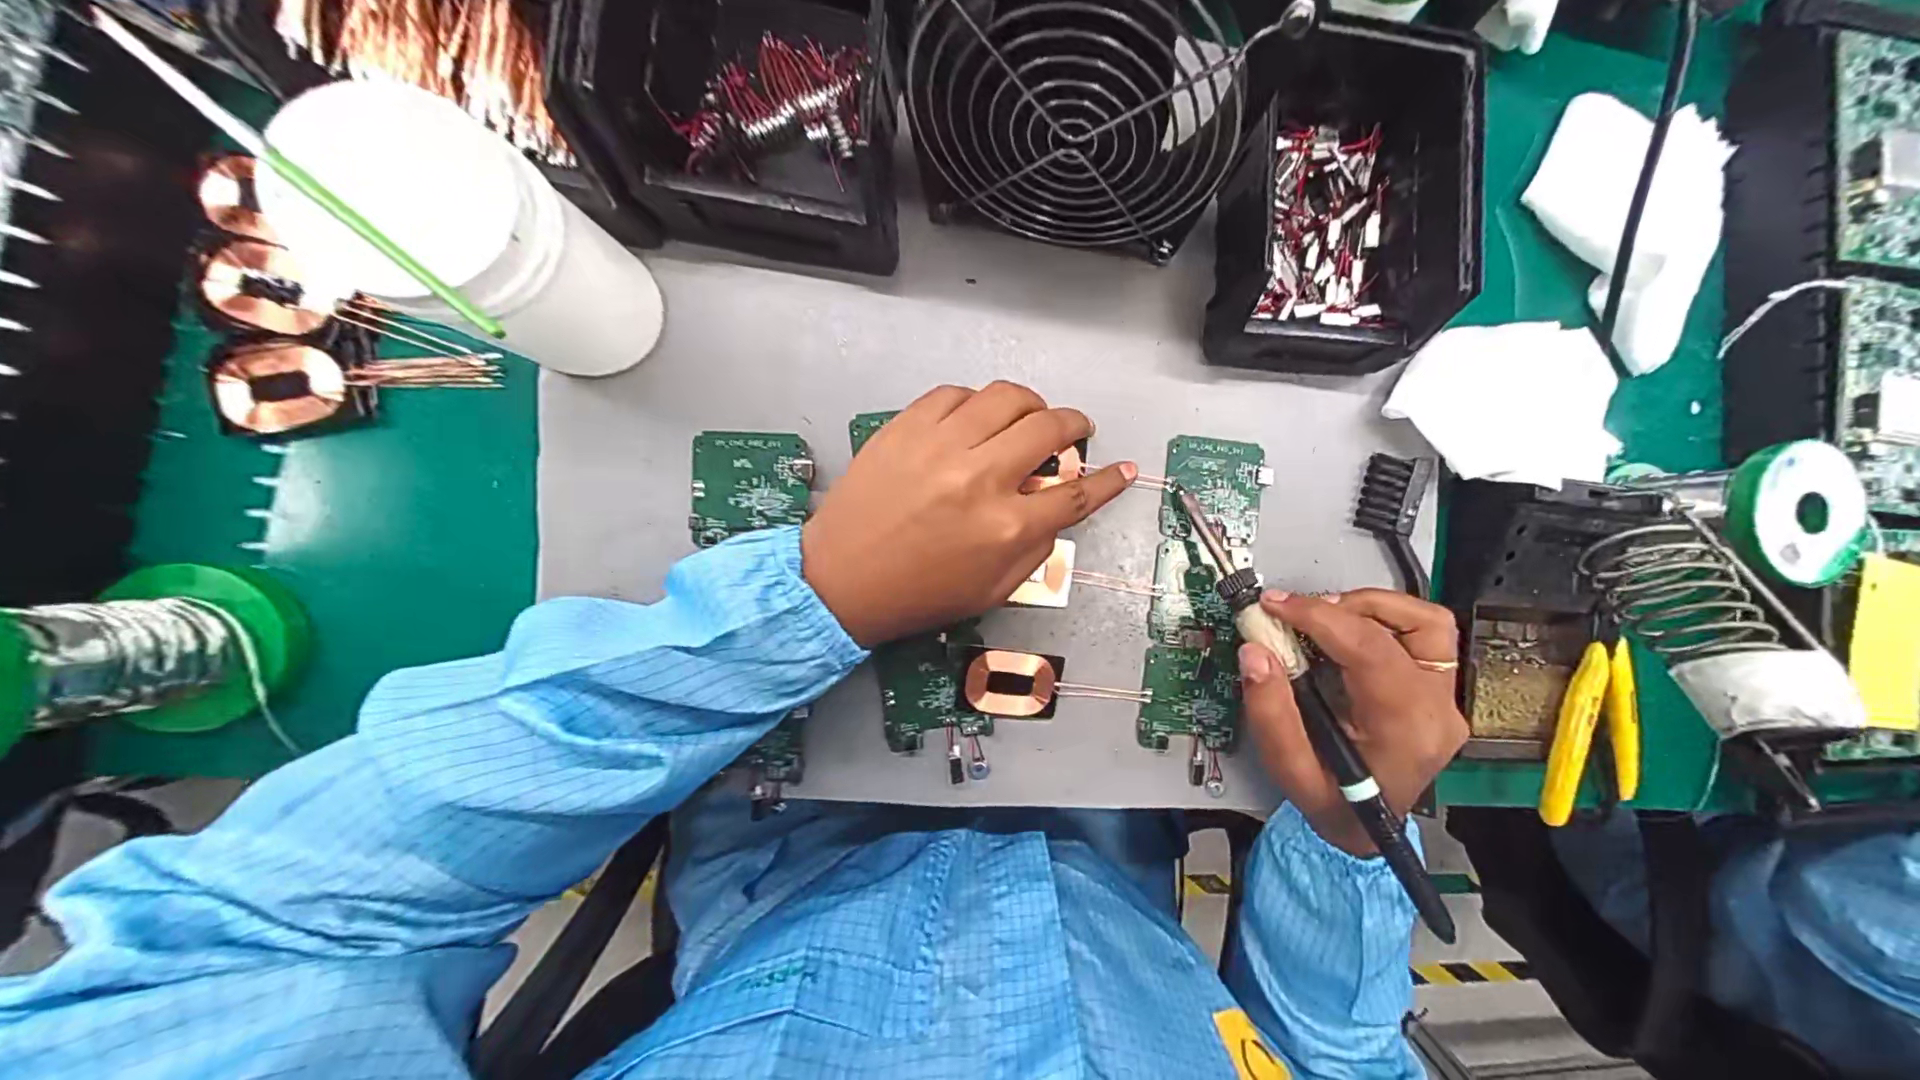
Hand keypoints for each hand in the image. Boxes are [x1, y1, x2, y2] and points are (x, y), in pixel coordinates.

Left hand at [802, 382, 1136, 645]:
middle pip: (1048, 429)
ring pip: (1006, 397)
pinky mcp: (905, 428)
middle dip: (1075, 424)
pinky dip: (975, 402)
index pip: (1077, 494)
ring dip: (1031, 402)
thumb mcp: (992, 589)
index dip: (1108, 480)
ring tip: (1030, 414)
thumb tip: (1059, 505)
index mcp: (1006, 528)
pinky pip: (954, 394)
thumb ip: (1036, 548)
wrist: (842, 580)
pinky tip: (976, 417)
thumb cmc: (918, 594)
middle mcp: (980, 478)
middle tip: (1075, 428)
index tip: (1122, 468)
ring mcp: (940, 446)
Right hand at [1239, 589, 1467, 855]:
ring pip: (1426, 621)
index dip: (1318, 617)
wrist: (1366, 828)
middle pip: (1409, 626)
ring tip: (1322, 615)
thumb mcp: (1289, 767)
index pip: (1371, 649)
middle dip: (1340, 608)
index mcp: (1405, 730)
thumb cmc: (1333, 802)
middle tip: (1294, 612)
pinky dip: (1380, 619)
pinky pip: (1422, 634)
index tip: (1276, 605)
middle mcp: (1437, 710)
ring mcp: (1444, 699)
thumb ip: (1269, 711)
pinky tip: (1344, 630)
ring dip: (1369, 607)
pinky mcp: (1437, 689)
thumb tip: (1256, 653)